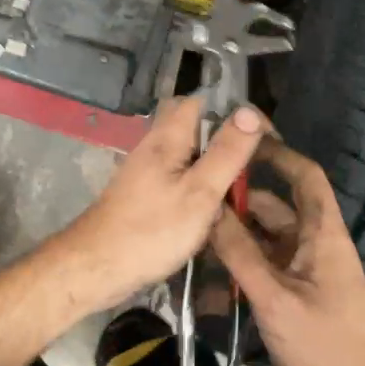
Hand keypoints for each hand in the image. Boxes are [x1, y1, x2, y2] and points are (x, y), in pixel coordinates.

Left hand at [48, 96, 264, 311]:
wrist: (99, 264)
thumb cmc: (153, 230)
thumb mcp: (199, 193)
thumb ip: (225, 153)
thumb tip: (248, 111)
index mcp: (167, 136)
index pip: (201, 101)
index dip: (234, 110)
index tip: (265, 135)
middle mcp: (154, 144)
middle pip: (193, 124)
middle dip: (224, 137)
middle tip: (254, 162)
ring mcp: (146, 167)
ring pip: (186, 151)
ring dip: (212, 161)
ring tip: (242, 186)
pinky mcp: (144, 191)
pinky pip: (178, 174)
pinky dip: (198, 182)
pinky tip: (213, 207)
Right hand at [210, 136, 364, 365]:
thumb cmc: (326, 348)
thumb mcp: (276, 300)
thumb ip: (238, 252)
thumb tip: (206, 205)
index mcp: (325, 238)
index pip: (306, 178)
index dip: (278, 154)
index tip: (240, 139)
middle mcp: (315, 249)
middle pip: (275, 209)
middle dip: (238, 199)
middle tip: (194, 190)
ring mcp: (304, 277)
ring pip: (263, 240)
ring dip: (233, 234)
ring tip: (190, 226)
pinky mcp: (293, 302)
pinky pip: (262, 269)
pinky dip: (237, 263)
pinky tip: (204, 266)